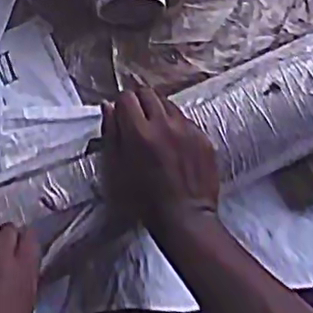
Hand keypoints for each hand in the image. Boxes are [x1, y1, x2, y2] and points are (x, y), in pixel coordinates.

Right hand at [101, 86, 221, 235]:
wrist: (186, 219)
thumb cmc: (145, 199)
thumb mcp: (117, 168)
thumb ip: (111, 133)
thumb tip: (109, 106)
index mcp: (139, 132)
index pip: (127, 97)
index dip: (122, 105)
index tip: (122, 116)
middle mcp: (164, 125)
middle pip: (148, 93)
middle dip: (139, 101)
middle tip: (138, 119)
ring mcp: (186, 130)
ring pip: (168, 103)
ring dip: (159, 111)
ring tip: (157, 131)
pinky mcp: (203, 138)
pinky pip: (185, 120)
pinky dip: (177, 125)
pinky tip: (175, 144)